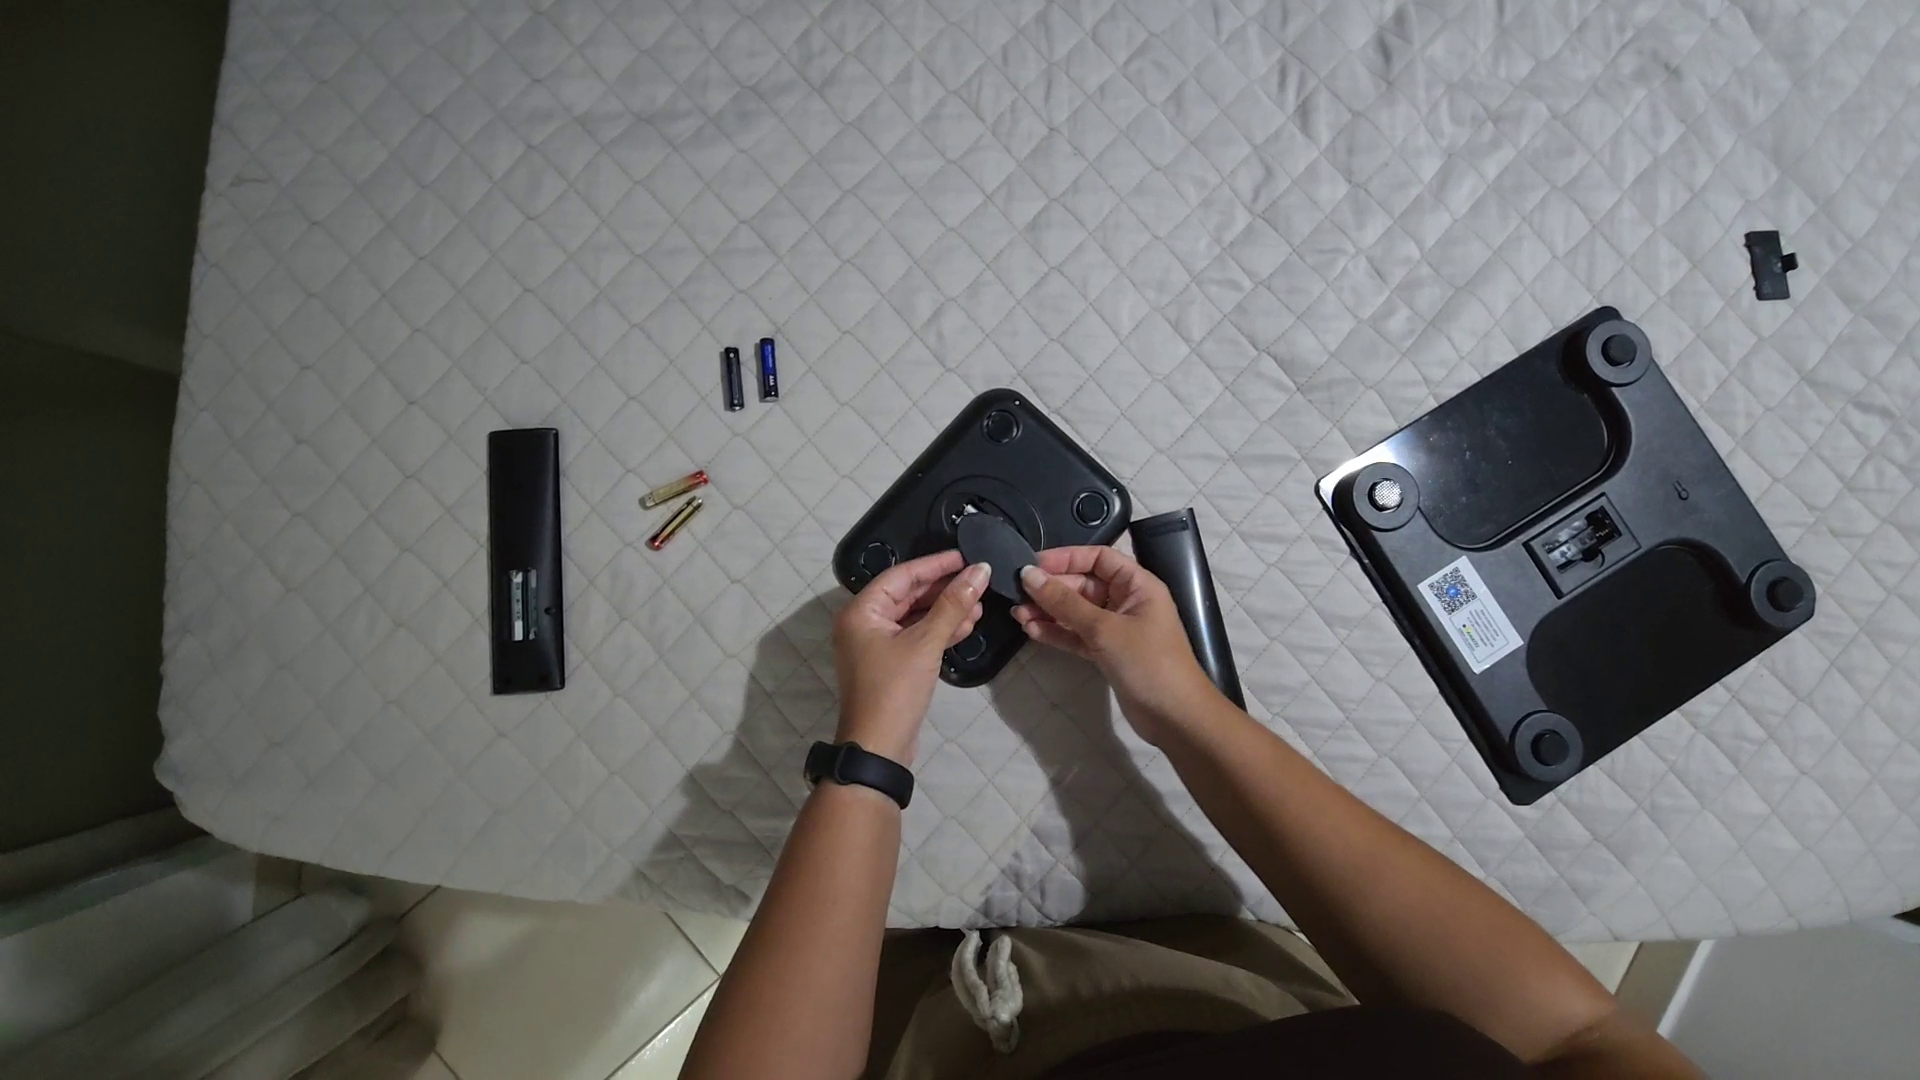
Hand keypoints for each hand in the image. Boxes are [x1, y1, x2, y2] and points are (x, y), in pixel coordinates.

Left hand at [832, 551, 989, 765]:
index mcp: (861, 611)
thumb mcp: (925, 643)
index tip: (966, 555)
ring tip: (980, 602)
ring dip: (947, 610)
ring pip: (916, 616)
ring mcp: (877, 645)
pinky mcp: (892, 664)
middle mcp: (864, 623)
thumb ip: (953, 605)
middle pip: (908, 594)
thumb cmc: (894, 689)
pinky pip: (917, 636)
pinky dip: (940, 630)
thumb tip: (979, 571)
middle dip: (944, 588)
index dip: (936, 564)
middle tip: (978, 579)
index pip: (902, 575)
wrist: (879, 748)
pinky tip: (968, 624)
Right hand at [1011, 546, 1222, 744]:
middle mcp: (1126, 602)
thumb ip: (1064, 602)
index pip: (1098, 558)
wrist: (1175, 717)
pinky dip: (1056, 633)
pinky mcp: (1106, 653)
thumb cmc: (1147, 662)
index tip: (1033, 564)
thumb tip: (1029, 575)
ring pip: (1075, 612)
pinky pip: (1076, 635)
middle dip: (1050, 589)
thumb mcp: (1104, 628)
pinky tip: (1032, 631)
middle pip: (1082, 585)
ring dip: (1048, 612)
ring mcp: (1116, 629)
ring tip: (1017, 615)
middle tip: (1017, 595)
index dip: (1066, 557)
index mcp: (1137, 585)